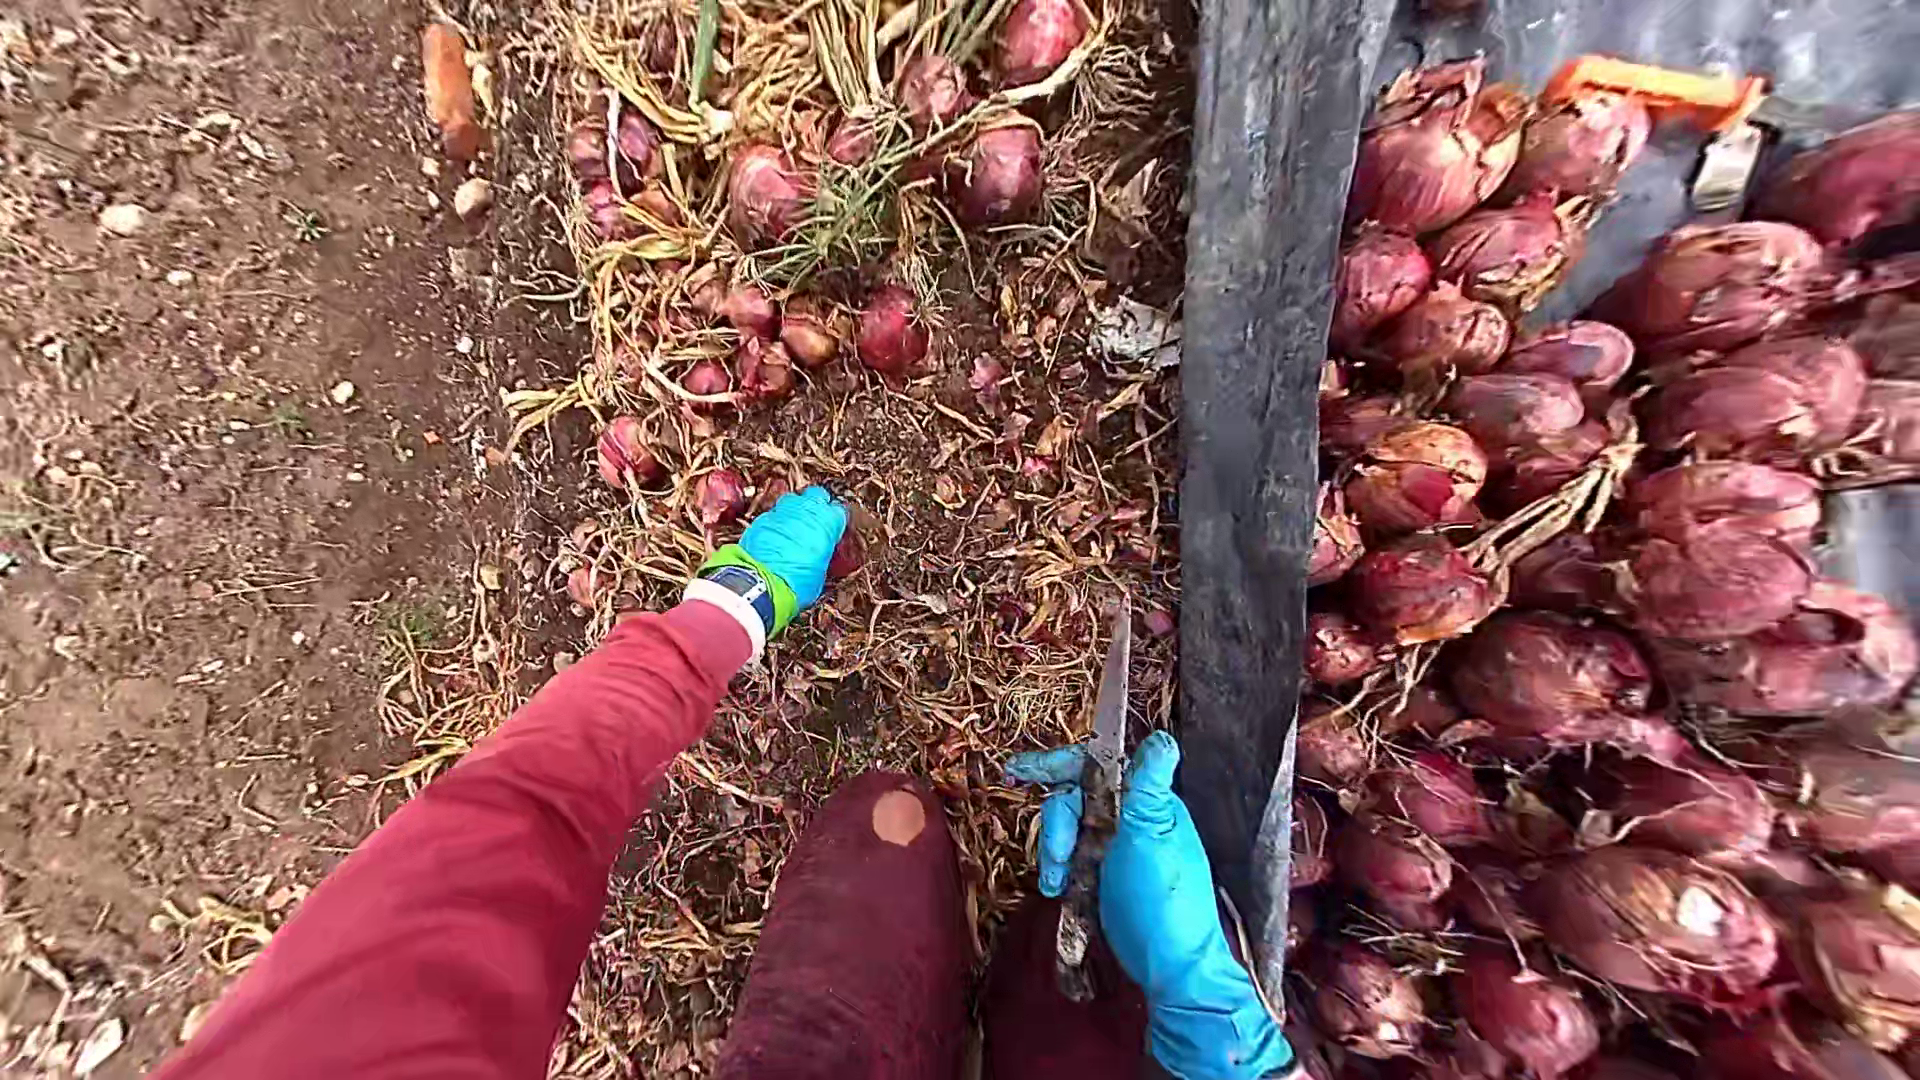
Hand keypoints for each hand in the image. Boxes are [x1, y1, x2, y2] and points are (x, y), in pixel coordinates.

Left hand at [692, 486, 846, 641]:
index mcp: (827, 520)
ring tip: (795, 529)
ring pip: (792, 501)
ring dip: (795, 511)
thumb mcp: (821, 570)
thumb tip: (821, 552)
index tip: (834, 528)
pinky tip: (777, 539)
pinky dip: (777, 524)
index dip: (835, 520)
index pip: (838, 510)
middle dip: (817, 506)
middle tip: (816, 522)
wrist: (762, 585)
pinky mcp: (761, 520)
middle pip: (816, 495)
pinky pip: (773, 515)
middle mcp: (805, 509)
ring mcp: (781, 512)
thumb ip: (823, 552)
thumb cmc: (797, 581)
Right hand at [1007, 733, 1295, 1079]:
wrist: (1171, 970)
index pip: (1092, 764)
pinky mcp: (1097, 871)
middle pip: (1071, 795)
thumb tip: (1163, 738)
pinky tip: (1057, 887)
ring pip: (1064, 826)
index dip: (1056, 763)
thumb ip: (1150, 784)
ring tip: (1057, 880)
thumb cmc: (1165, 899)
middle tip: (1055, 854)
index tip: (1019, 770)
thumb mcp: (1152, 835)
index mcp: (1141, 798)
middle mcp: (1124, 813)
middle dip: (1056, 823)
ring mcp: (1110, 843)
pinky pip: (1065, 855)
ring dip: (1054, 850)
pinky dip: (1056, 868)